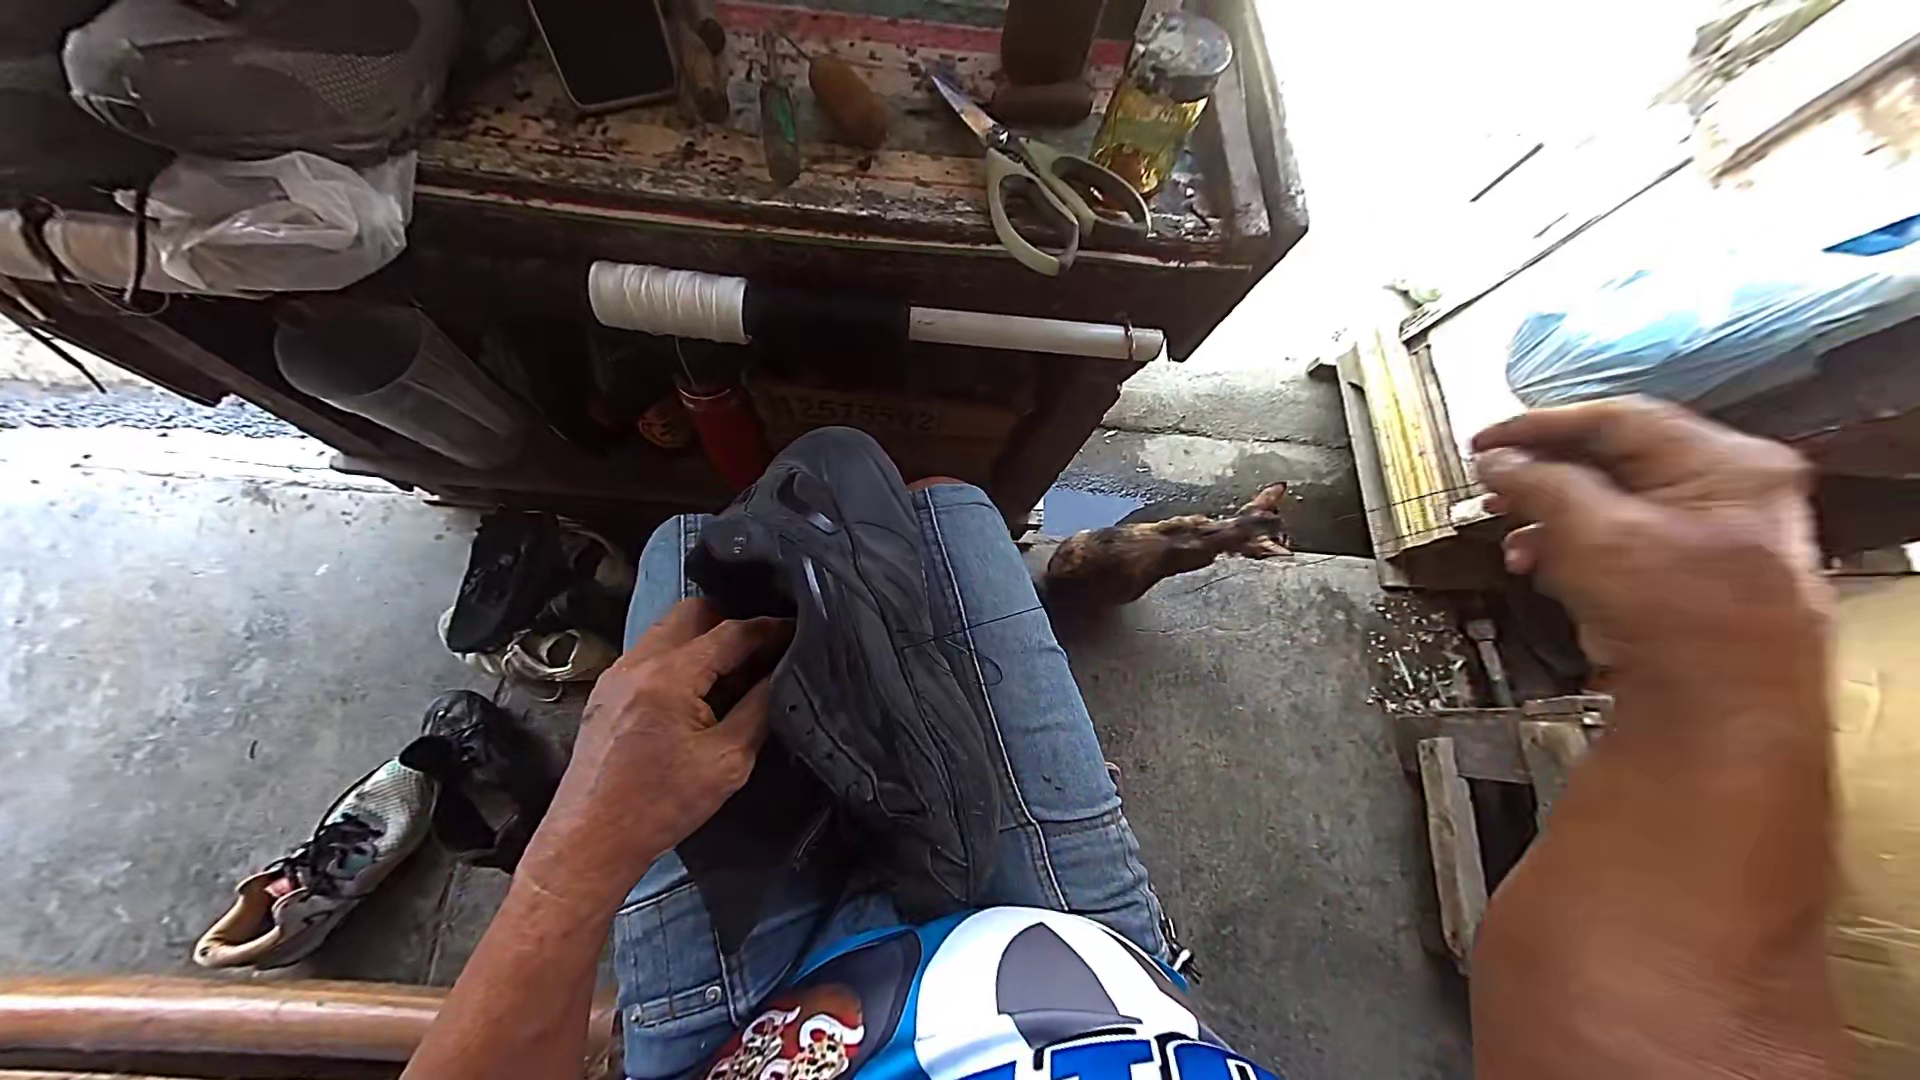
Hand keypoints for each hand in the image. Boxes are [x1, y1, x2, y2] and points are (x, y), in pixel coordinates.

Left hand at [518, 599, 790, 913]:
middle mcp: (638, 663)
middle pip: (695, 612)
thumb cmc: (660, 806)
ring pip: (671, 628)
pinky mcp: (607, 691)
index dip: (770, 629)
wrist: (589, 843)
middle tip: (762, 649)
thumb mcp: (728, 760)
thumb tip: (782, 673)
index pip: (732, 632)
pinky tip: (702, 687)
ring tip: (736, 667)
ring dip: (706, 638)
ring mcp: (617, 674)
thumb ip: (760, 707)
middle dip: (734, 622)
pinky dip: (683, 655)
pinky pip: (653, 651)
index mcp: (669, 677)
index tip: (795, 632)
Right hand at [1473, 396, 1827, 694]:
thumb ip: (1540, 484)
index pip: (1616, 419)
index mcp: (1722, 466)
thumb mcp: (1593, 531)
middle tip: (1487, 482)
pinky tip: (1533, 560)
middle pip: (1605, 460)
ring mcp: (1698, 530)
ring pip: (1599, 500)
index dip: (1539, 426)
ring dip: (1541, 513)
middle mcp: (1718, 490)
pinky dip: (1560, 543)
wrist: (1712, 699)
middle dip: (1536, 475)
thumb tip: (1498, 461)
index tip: (1485, 440)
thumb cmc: (1678, 616)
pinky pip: (1603, 536)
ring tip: (1503, 527)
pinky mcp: (1671, 567)